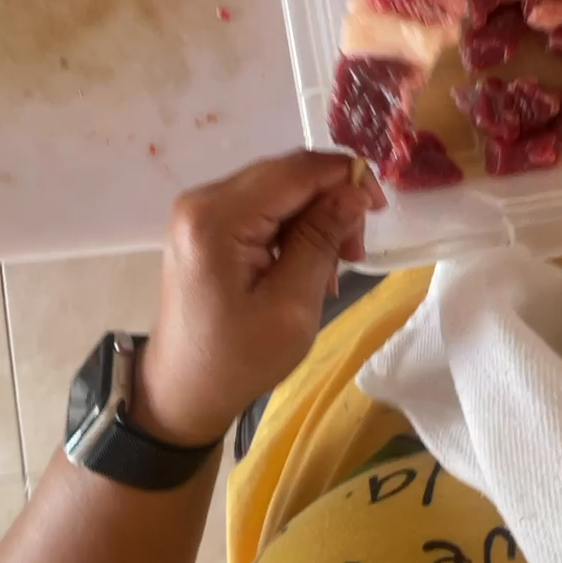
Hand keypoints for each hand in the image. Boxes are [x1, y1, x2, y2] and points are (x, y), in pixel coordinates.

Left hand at [136, 151, 386, 447]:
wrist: (182, 392)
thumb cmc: (238, 358)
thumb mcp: (292, 304)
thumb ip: (322, 239)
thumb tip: (355, 190)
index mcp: (219, 217)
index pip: (297, 170)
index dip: (345, 177)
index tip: (379, 210)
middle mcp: (205, 199)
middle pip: (290, 174)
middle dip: (333, 202)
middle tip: (355, 251)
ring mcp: (203, 210)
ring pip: (282, 188)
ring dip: (317, 218)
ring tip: (333, 266)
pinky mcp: (208, 223)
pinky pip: (265, 207)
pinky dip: (295, 227)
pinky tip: (308, 263)